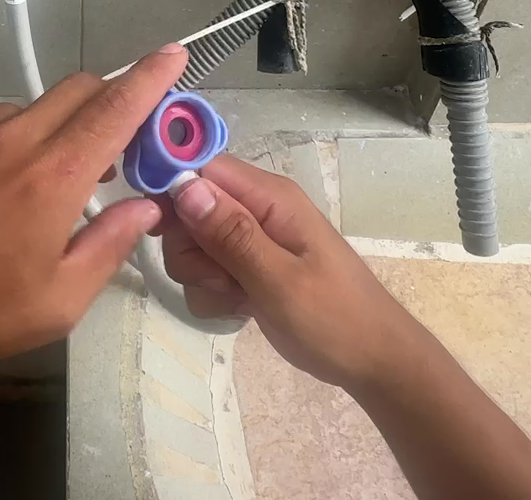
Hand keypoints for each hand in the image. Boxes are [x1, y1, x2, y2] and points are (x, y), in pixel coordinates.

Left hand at [0, 46, 187, 499]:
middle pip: (80, 88)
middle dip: (115, 96)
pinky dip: (38, 133)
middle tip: (133, 143)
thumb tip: (146, 207)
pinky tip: (29, 183)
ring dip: (74, 120)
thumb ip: (110, 245)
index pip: (115, 107)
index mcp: (53, 173)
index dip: (150, 77)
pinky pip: (9, 122)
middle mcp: (16, 139)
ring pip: (42, 104)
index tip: (174, 53)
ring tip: (81, 173)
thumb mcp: (57, 301)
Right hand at [159, 155, 410, 389]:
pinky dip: (211, 292)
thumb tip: (183, 186)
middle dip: (188, 245)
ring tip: (237, 295)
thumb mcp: (282, 281)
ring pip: (190, 242)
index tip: (156, 225)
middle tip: (219, 277)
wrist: (374, 364)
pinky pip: (203, 270)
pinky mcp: (244, 265)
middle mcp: (255, 207)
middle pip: (187, 207)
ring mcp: (250, 237)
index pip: (201, 167)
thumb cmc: (336, 319)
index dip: (171, 188)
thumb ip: (232, 234)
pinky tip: (240, 307)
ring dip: (200, 274)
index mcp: (268, 196)